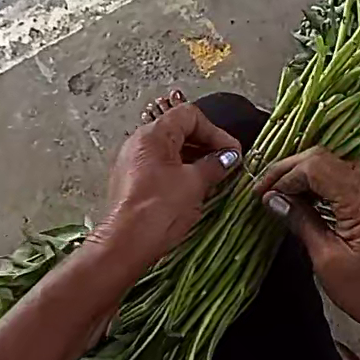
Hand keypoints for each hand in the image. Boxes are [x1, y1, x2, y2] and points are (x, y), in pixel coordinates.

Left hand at [90, 102, 242, 266]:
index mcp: (153, 135)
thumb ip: (215, 165)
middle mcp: (139, 142)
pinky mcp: (132, 181)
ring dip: (196, 159)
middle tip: (227, 163)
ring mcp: (133, 162)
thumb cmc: (160, 209)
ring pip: (171, 150)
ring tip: (215, 177)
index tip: (232, 152)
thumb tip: (228, 158)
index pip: (190, 115)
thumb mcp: (195, 183)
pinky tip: (195, 188)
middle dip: (207, 144)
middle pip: (179, 130)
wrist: (126, 243)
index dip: (216, 132)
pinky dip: (181, 171)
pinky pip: (161, 166)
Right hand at [252, 147, 359, 341]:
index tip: (263, 195)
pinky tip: (301, 199)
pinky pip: (342, 179)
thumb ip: (301, 222)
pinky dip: (318, 183)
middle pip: (324, 158)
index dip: (285, 175)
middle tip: (264, 190)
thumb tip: (273, 200)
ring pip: (333, 165)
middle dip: (290, 170)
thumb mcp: (326, 259)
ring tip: (278, 193)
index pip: (316, 166)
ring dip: (303, 174)